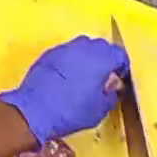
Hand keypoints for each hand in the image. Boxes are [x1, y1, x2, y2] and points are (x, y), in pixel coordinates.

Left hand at [0, 35, 129, 142]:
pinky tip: (67, 76)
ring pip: (81, 45)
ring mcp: (63, 48)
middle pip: (100, 45)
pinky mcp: (48, 53)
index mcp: (100, 59)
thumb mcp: (101, 108)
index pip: (119, 53)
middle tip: (103, 76)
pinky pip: (66, 51)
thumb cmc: (72, 111)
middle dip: (105, 58)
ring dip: (87, 56)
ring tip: (85, 75)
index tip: (118, 78)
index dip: (121, 66)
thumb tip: (112, 84)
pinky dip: (71, 59)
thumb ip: (111, 92)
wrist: (35, 109)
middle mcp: (82, 48)